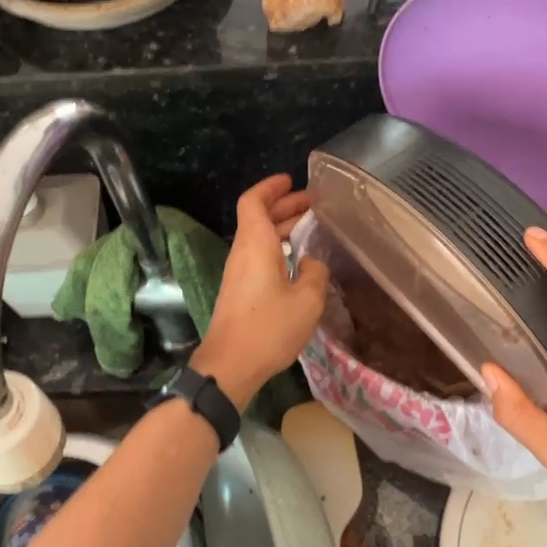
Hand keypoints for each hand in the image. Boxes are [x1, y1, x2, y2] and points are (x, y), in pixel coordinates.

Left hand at [190, 175, 330, 408]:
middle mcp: (243, 252)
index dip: (271, 187)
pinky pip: (259, 257)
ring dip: (282, 229)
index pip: (254, 201)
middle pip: (258, 218)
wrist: (230, 365)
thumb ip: (316, 272)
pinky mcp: (240, 291)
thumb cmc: (268, 328)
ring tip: (311, 228)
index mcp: (256, 244)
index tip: (291, 181)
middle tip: (313, 204)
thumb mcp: (307, 300)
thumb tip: (313, 260)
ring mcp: (239, 273)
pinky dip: (278, 248)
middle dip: (284, 206)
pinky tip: (299, 260)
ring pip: (259, 238)